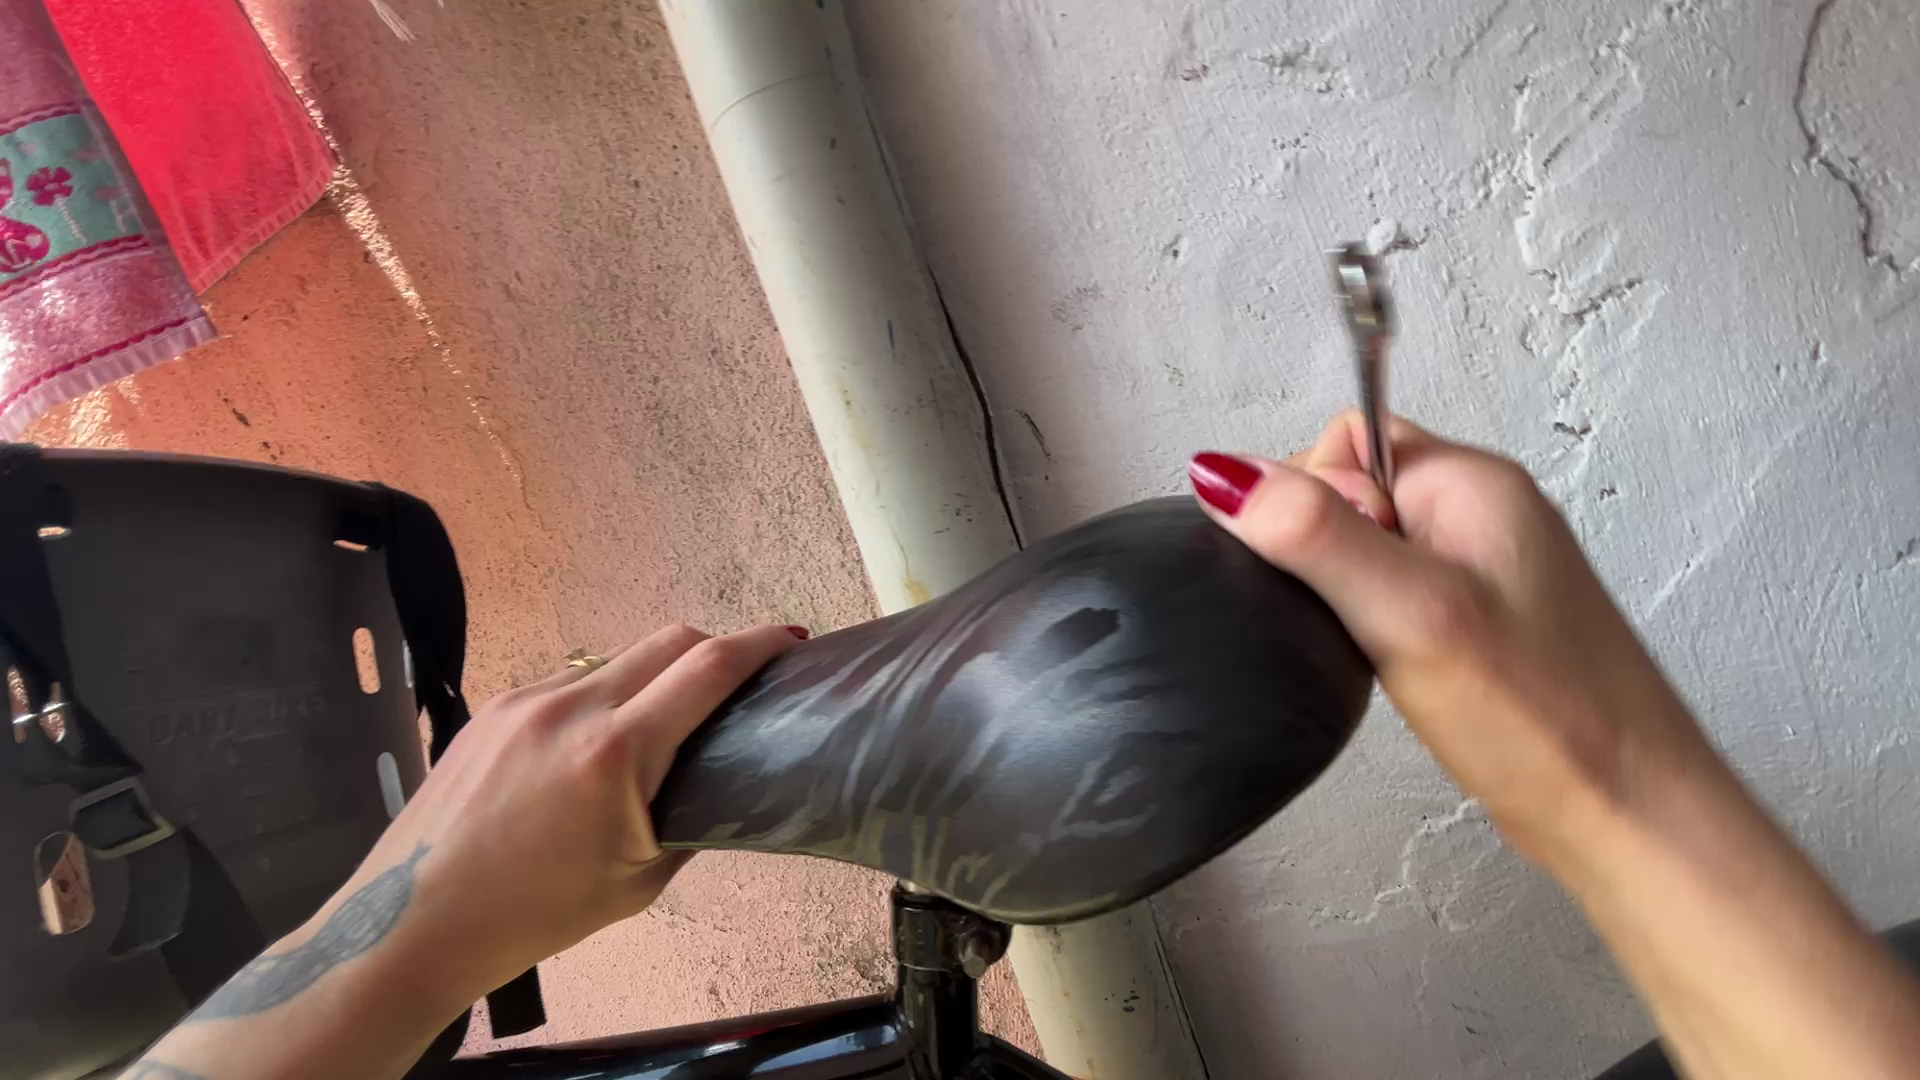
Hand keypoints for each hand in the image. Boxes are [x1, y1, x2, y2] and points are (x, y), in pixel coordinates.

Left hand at [132, 622, 804, 1079]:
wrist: (402, 929)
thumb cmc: (534, 916)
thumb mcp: (640, 879)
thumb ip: (691, 813)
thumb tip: (714, 774)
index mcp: (617, 753)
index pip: (709, 668)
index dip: (760, 643)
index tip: (791, 639)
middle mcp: (573, 707)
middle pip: (670, 638)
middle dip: (716, 647)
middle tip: (735, 681)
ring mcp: (528, 698)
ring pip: (622, 655)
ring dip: (658, 672)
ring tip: (659, 720)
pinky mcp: (495, 704)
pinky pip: (576, 678)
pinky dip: (608, 692)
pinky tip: (595, 740)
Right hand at [1188, 411, 1717, 863]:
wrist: (1623, 816)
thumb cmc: (1539, 716)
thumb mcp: (1403, 609)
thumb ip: (1311, 533)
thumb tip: (1222, 473)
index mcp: (1469, 481)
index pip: (1344, 438)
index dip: (1313, 496)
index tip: (1344, 569)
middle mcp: (1473, 508)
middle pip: (1345, 481)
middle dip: (1319, 536)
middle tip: (1359, 605)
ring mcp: (1470, 558)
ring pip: (1356, 533)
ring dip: (1336, 575)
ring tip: (1369, 632)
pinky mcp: (1462, 605)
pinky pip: (1376, 574)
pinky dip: (1356, 602)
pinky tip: (1376, 646)